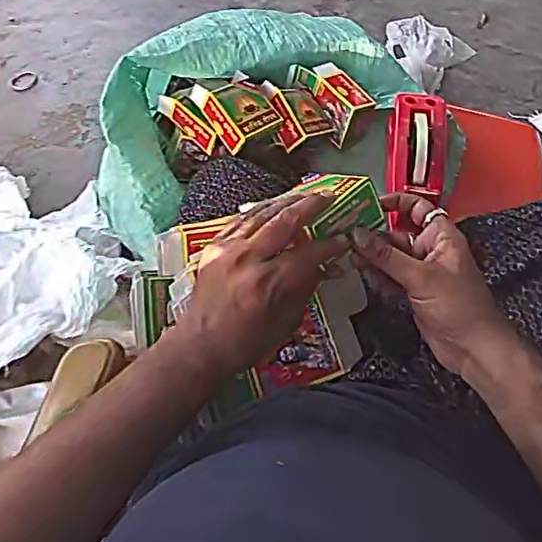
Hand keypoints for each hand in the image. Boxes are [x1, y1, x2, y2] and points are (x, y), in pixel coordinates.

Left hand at [164, 193, 350, 377]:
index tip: (343, 240)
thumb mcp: (284, 323)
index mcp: (267, 284)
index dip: (329, 245)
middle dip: (310, 206)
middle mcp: (246, 260)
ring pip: (261, 214)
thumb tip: (324, 267)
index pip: (307, 254)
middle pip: (284, 222)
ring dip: (286, 202)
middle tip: (328, 197)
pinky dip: (260, 211)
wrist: (198, 346)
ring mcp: (226, 250)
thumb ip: (304, 290)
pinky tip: (273, 206)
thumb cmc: (243, 343)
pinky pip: (241, 221)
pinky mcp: (213, 247)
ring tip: (305, 195)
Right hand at [352, 193, 515, 376]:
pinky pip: (390, 276)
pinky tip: (365, 277)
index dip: (396, 202)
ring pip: (391, 256)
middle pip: (398, 234)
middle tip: (349, 236)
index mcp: (441, 237)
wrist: (474, 350)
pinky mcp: (413, 291)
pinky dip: (378, 276)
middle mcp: (430, 250)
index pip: (418, 208)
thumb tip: (358, 234)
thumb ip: (387, 256)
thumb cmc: (460, 307)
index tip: (370, 204)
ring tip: (352, 258)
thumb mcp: (421, 277)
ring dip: (373, 258)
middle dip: (375, 235)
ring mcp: (421, 272)